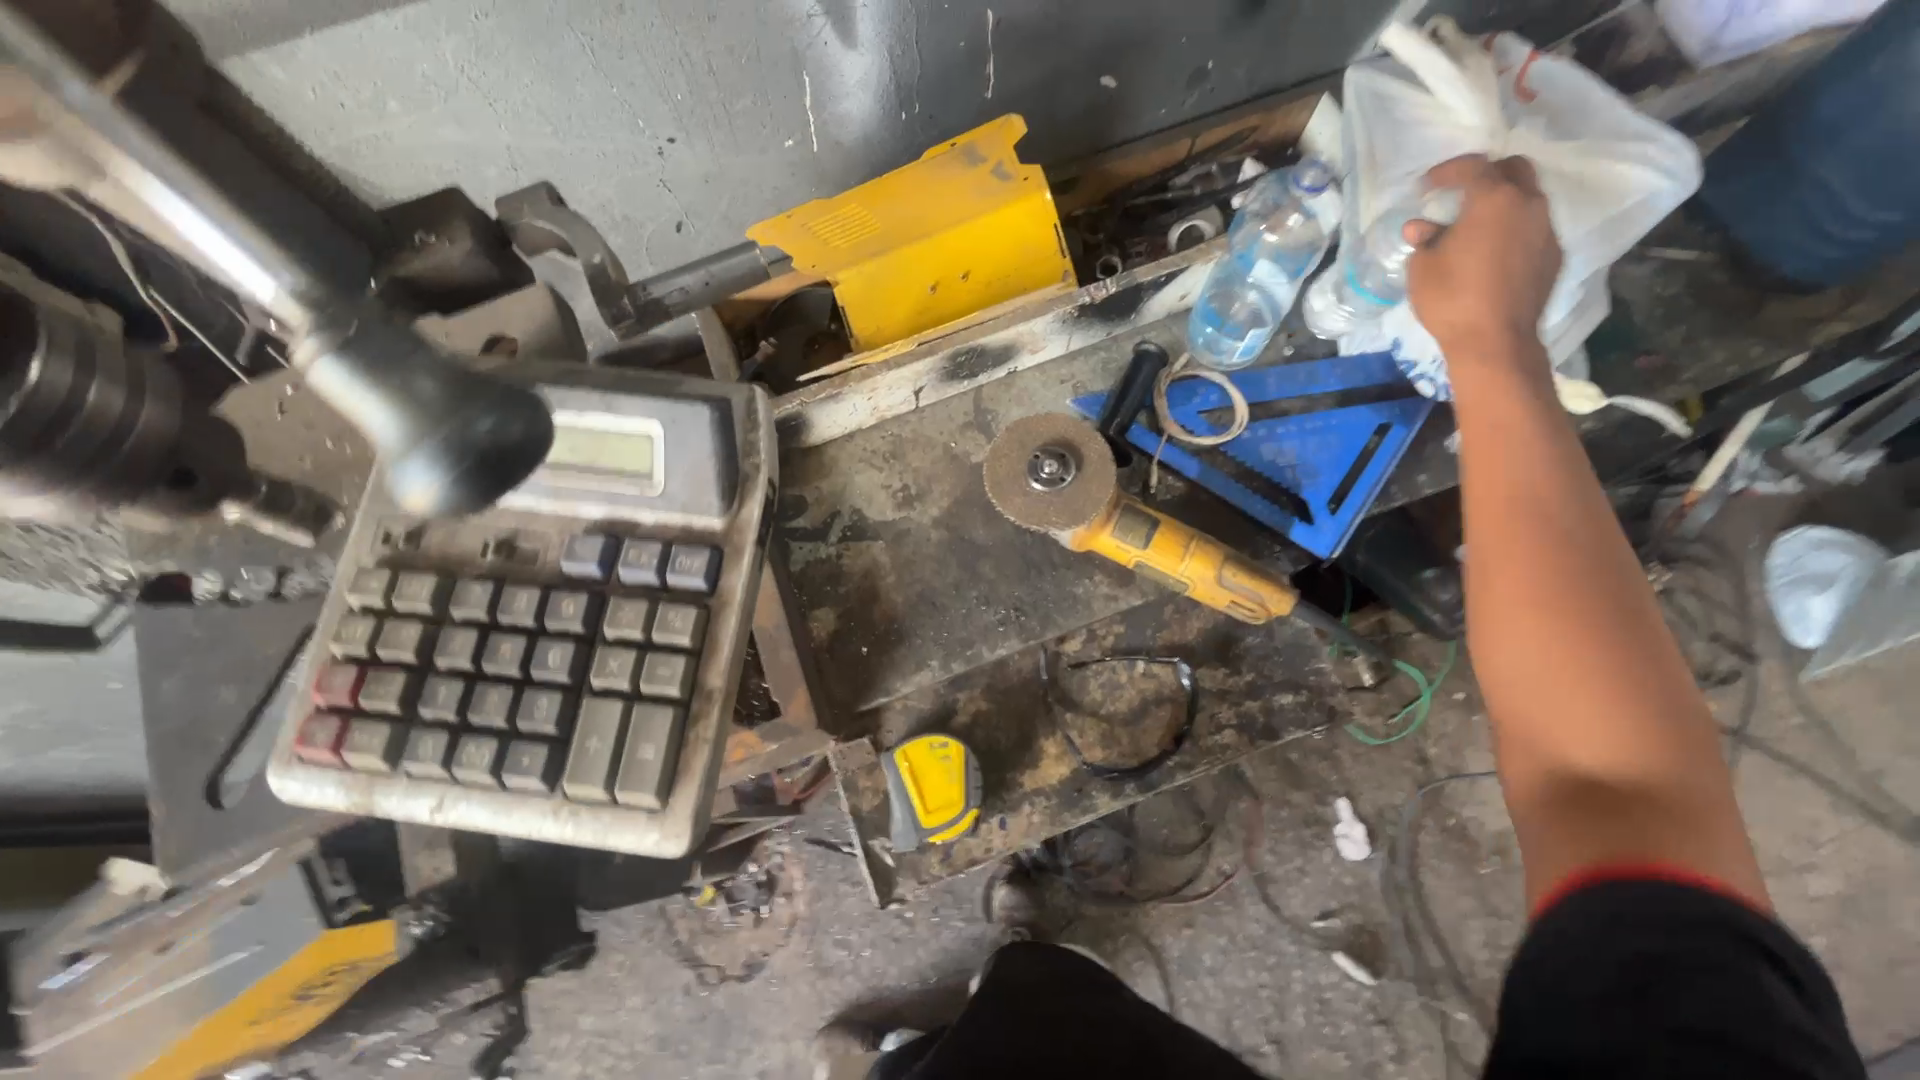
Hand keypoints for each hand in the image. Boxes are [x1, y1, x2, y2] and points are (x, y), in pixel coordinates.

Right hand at [1405, 155, 1562, 360]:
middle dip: (1488, 174)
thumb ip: (1425, 240)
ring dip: (1504, 203)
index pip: (1473, 167)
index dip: (1447, 171)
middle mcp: (1528, 205)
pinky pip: (1534, 228)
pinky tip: (1494, 251)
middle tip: (1462, 193)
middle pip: (1514, 169)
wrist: (1494, 341)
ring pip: (1529, 198)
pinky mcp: (1553, 255)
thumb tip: (1421, 227)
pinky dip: (1514, 229)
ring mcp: (1546, 229)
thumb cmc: (1451, 299)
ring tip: (1478, 225)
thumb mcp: (1423, 268)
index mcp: (1493, 200)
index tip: (1427, 185)